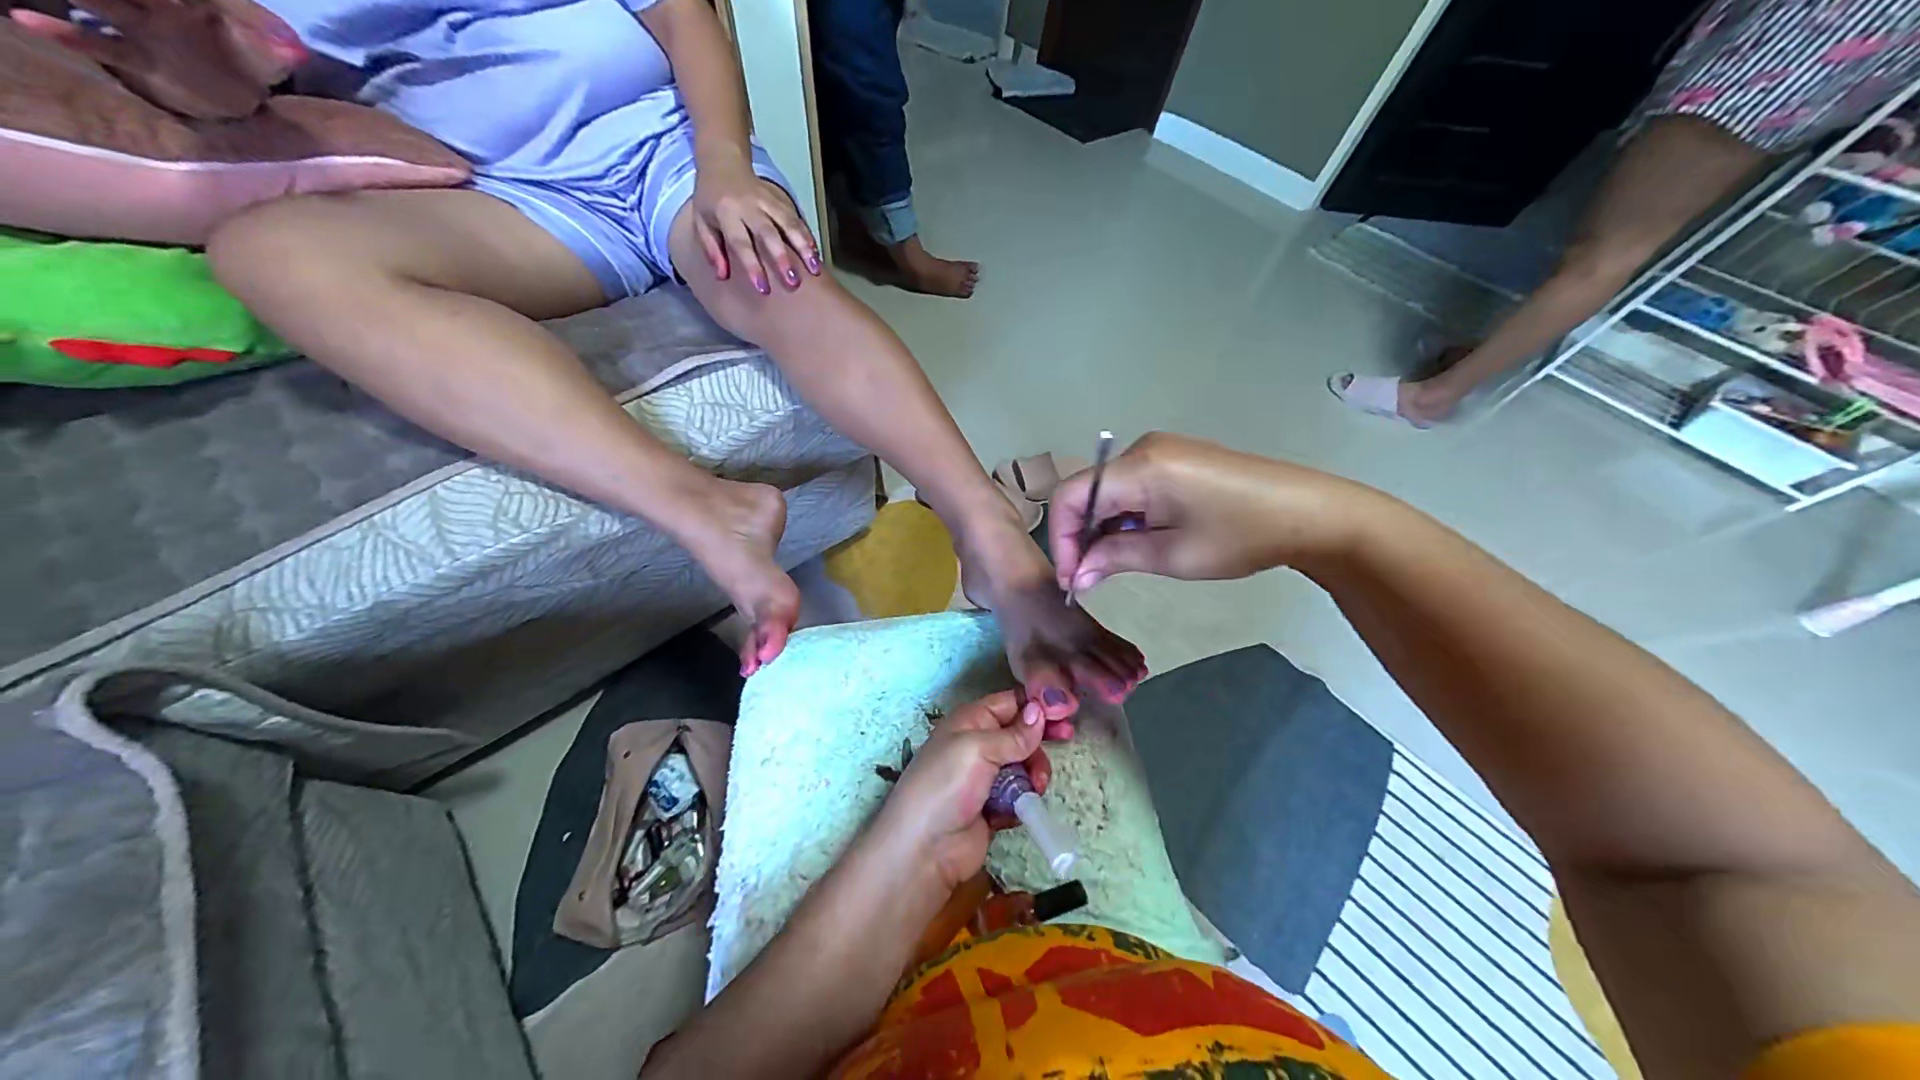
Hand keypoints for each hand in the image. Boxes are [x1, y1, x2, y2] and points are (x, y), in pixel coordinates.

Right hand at [12, 0, 305, 119]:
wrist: (239, 93)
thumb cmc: (251, 61)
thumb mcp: (270, 54)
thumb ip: (279, 46)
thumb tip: (296, 50)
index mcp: (196, 0)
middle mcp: (160, 7)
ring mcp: (143, 29)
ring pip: (101, 2)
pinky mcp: (136, 57)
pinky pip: (98, 44)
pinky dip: (65, 34)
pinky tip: (28, 21)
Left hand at [690, 157, 821, 295]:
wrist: (723, 163)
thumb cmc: (711, 200)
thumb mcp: (702, 222)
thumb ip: (712, 250)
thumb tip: (723, 276)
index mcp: (725, 212)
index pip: (741, 242)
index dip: (753, 266)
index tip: (763, 289)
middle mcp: (748, 205)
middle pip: (768, 233)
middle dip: (782, 258)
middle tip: (793, 282)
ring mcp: (766, 200)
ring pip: (788, 223)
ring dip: (803, 246)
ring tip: (814, 269)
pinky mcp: (779, 198)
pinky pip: (796, 217)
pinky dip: (807, 235)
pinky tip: (816, 253)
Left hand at [868, 691, 1049, 889]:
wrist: (925, 850)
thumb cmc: (946, 786)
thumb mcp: (978, 749)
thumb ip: (1013, 734)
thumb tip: (1039, 711)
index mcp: (969, 721)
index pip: (1009, 702)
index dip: (1036, 705)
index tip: (1064, 713)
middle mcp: (977, 745)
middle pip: (1020, 733)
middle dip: (1040, 739)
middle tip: (1066, 740)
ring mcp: (985, 778)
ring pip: (1023, 765)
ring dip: (1034, 773)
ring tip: (1035, 787)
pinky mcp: (993, 807)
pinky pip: (1019, 795)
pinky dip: (1024, 800)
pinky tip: (1021, 809)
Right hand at [1049, 431, 1385, 592]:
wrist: (1310, 514)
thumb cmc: (1240, 536)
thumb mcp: (1173, 555)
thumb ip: (1115, 558)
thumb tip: (1077, 575)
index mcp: (1140, 466)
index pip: (1071, 495)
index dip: (1061, 538)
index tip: (1073, 578)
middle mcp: (1142, 448)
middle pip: (1087, 491)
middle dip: (1080, 536)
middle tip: (1088, 579)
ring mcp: (1161, 450)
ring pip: (1109, 490)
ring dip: (1103, 528)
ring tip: (1113, 565)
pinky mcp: (1176, 458)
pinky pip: (1132, 486)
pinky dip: (1125, 516)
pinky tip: (1139, 541)